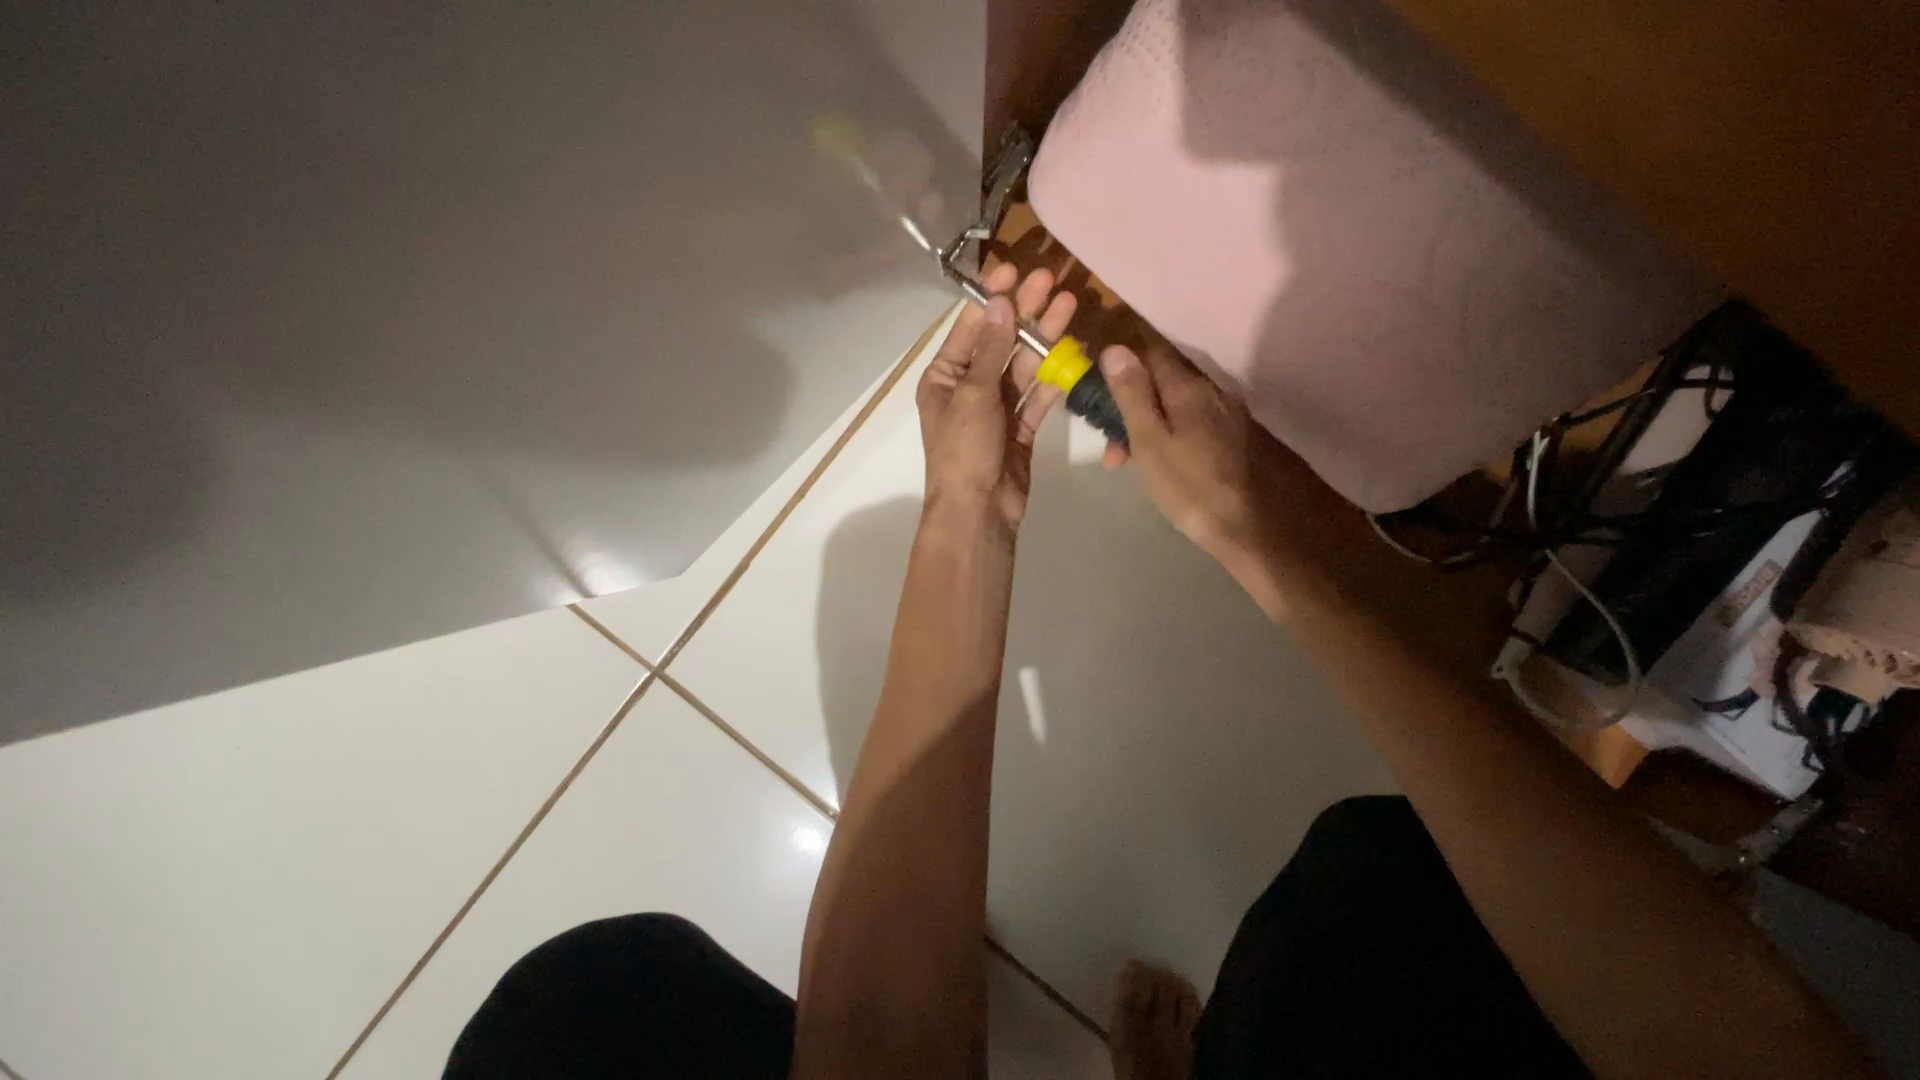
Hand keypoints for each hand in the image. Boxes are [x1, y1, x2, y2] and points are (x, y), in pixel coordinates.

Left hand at [917, 264, 1076, 530]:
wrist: (979, 511)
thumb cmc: (965, 450)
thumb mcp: (974, 394)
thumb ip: (991, 349)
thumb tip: (999, 303)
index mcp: (944, 376)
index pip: (970, 327)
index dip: (993, 298)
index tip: (1015, 269)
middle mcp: (968, 387)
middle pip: (1000, 342)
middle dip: (1024, 312)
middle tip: (1051, 281)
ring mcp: (996, 408)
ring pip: (1022, 365)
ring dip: (1043, 338)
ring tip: (1068, 305)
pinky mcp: (1020, 427)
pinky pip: (1036, 395)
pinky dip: (1052, 375)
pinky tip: (1072, 350)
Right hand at [1096, 342, 1303, 559]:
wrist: (1259, 527)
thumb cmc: (1193, 486)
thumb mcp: (1150, 442)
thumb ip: (1132, 395)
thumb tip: (1115, 349)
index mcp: (1188, 387)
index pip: (1149, 352)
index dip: (1121, 361)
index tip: (1098, 386)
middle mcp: (1213, 391)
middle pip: (1163, 382)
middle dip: (1131, 405)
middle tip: (1112, 449)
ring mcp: (1231, 415)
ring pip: (1179, 407)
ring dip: (1150, 426)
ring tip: (1132, 464)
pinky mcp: (1241, 439)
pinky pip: (1196, 424)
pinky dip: (1174, 436)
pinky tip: (1168, 465)